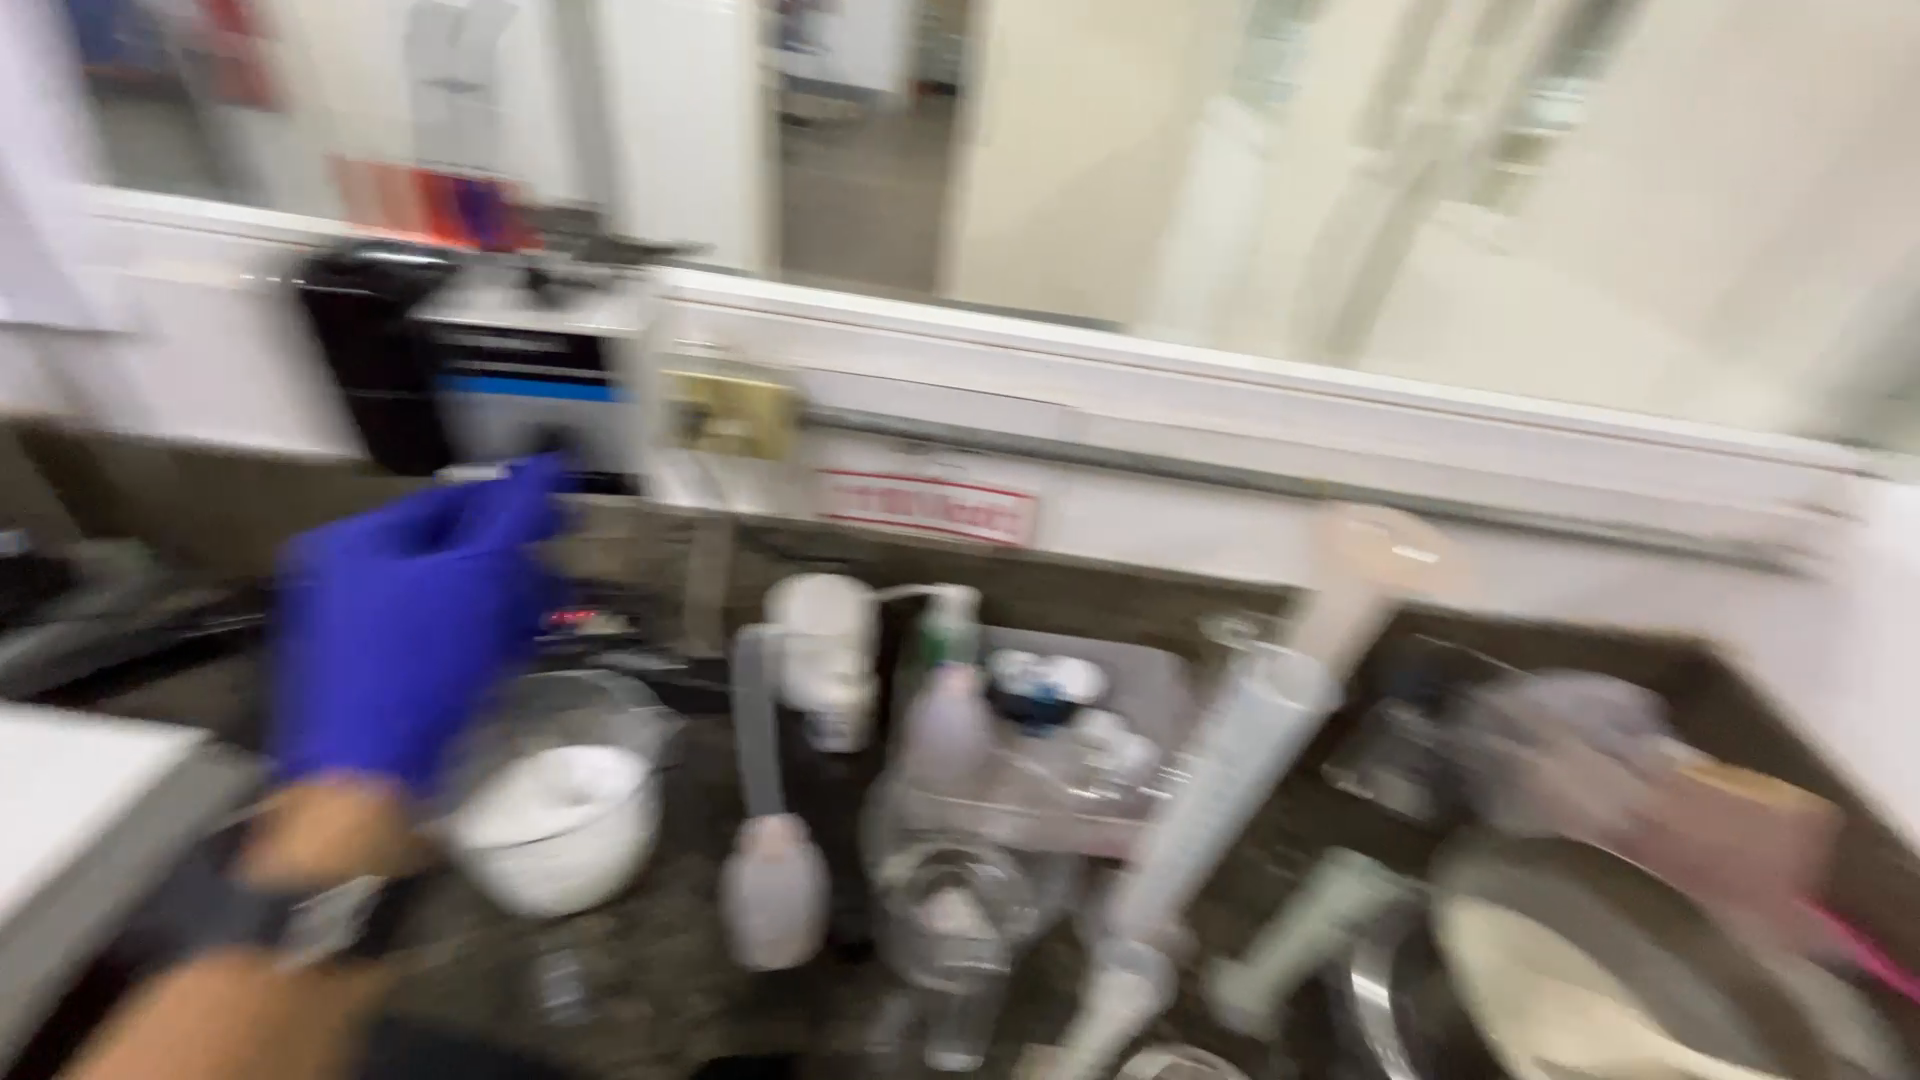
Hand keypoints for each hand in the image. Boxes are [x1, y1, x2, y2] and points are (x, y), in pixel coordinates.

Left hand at [273, 456, 568, 797]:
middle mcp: (351, 576)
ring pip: (456, 593)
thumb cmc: (421, 659)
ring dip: (509, 600)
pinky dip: (485, 632)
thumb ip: (514, 514)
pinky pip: (444, 631)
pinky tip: (517, 646)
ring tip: (549, 616)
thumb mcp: (476, 575)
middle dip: (518, 563)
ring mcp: (361, 625)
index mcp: (359, 542)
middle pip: (458, 549)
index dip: (517, 504)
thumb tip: (550, 461)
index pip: (455, 501)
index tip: (569, 517)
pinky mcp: (379, 667)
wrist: (366, 774)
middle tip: (562, 576)